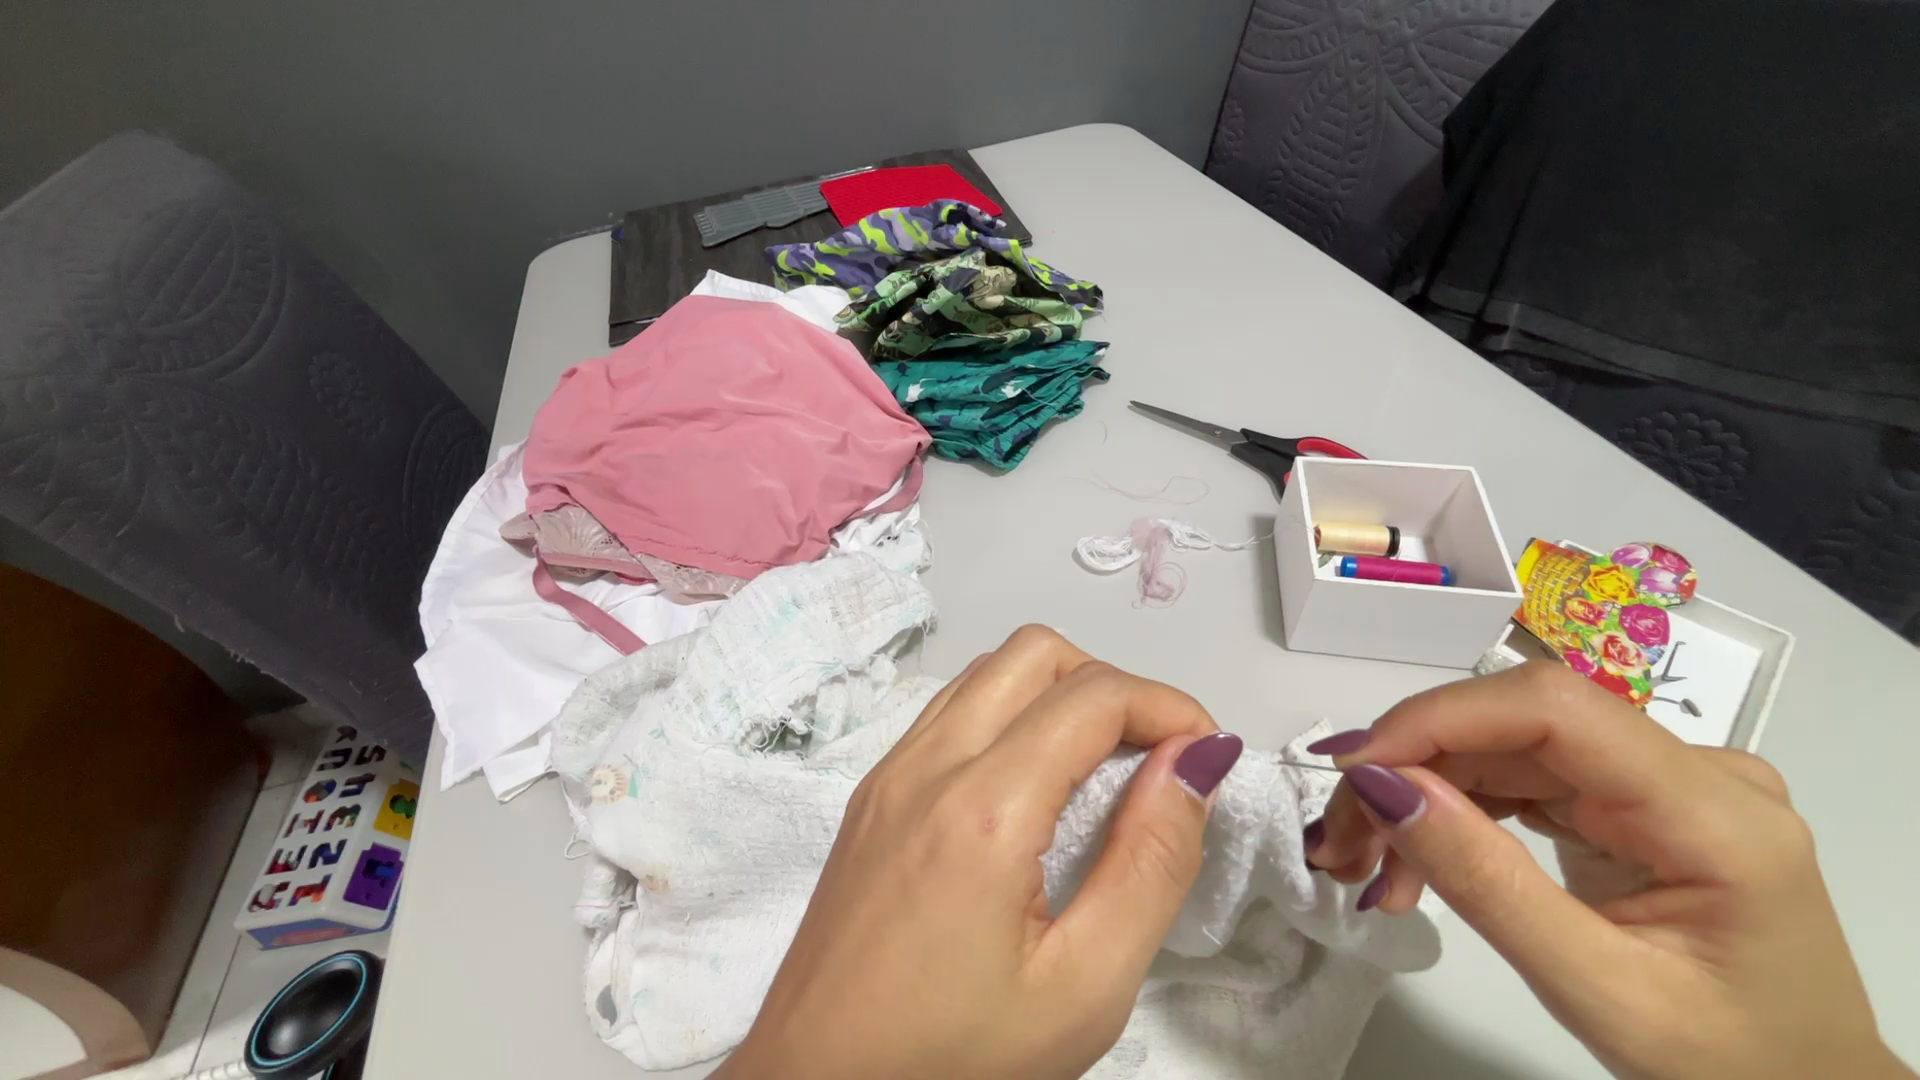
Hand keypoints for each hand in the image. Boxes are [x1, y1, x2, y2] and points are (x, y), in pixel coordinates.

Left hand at [715, 626, 1243, 1079]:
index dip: (1166, 706)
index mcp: (982, 807)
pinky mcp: (874, 790)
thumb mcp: (1084, 987)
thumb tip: (1194, 764)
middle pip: (1035, 652)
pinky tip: (1034, 782)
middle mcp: (928, 763)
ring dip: (1058, 691)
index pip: (1091, 696)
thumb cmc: (953, 1059)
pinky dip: (1011, 712)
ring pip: (989, 671)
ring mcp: (891, 770)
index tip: (1205, 755)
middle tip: (1153, 756)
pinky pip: (952, 709)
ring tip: (1101, 765)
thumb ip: (1150, 863)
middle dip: (1112, 684)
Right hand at [1305, 663, 1913, 1079]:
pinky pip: (1510, 778)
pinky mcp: (1624, 795)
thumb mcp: (1597, 990)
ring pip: (1495, 750)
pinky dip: (1447, 814)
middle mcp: (1691, 770)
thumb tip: (1378, 785)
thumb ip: (1485, 882)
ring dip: (1415, 796)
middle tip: (1339, 844)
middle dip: (1407, 773)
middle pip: (1508, 729)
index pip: (1550, 709)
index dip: (1437, 719)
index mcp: (1713, 812)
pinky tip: (1411, 861)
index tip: (1350, 770)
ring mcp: (1657, 778)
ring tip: (1363, 866)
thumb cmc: (1721, 1065)